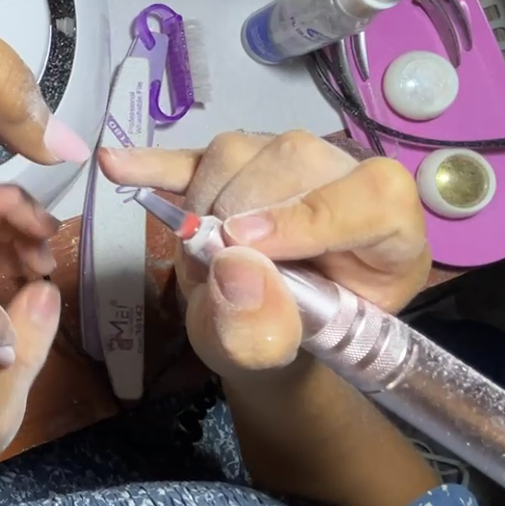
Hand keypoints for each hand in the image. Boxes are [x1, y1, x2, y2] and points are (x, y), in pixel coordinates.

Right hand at [99, 130, 430, 378]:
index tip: (245, 243)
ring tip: (199, 252)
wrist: (256, 323)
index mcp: (388, 233)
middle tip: (211, 264)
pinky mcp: (235, 160)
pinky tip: (116, 166)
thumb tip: (234, 267)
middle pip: (292, 158)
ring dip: (199, 202)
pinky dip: (152, 163)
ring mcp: (286, 161)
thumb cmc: (279, 340)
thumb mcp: (274, 356)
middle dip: (236, 212)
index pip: (372, 196)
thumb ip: (262, 329)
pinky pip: (191, 153)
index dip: (310, 213)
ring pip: (237, 149)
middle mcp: (344, 179)